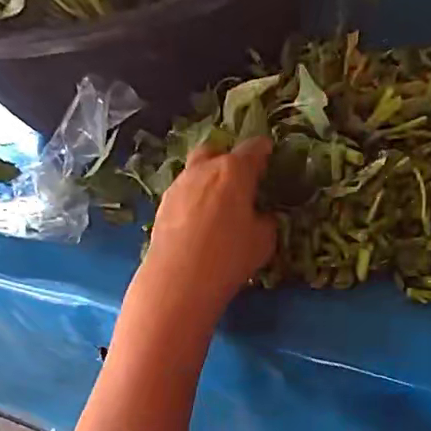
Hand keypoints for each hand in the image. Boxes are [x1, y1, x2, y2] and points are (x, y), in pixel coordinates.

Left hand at [134, 137, 274, 322]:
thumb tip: (263, 216)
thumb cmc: (228, 257)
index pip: (253, 148)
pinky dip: (191, 201)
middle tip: (237, 181)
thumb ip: (266, 222)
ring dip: (206, 181)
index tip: (268, 159)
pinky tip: (197, 223)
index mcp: (234, 170)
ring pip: (194, 172)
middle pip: (215, 152)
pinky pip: (182, 194)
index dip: (263, 152)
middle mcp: (203, 170)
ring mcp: (178, 186)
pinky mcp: (161, 206)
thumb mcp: (263, 242)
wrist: (178, 281)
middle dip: (226, 160)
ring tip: (216, 206)